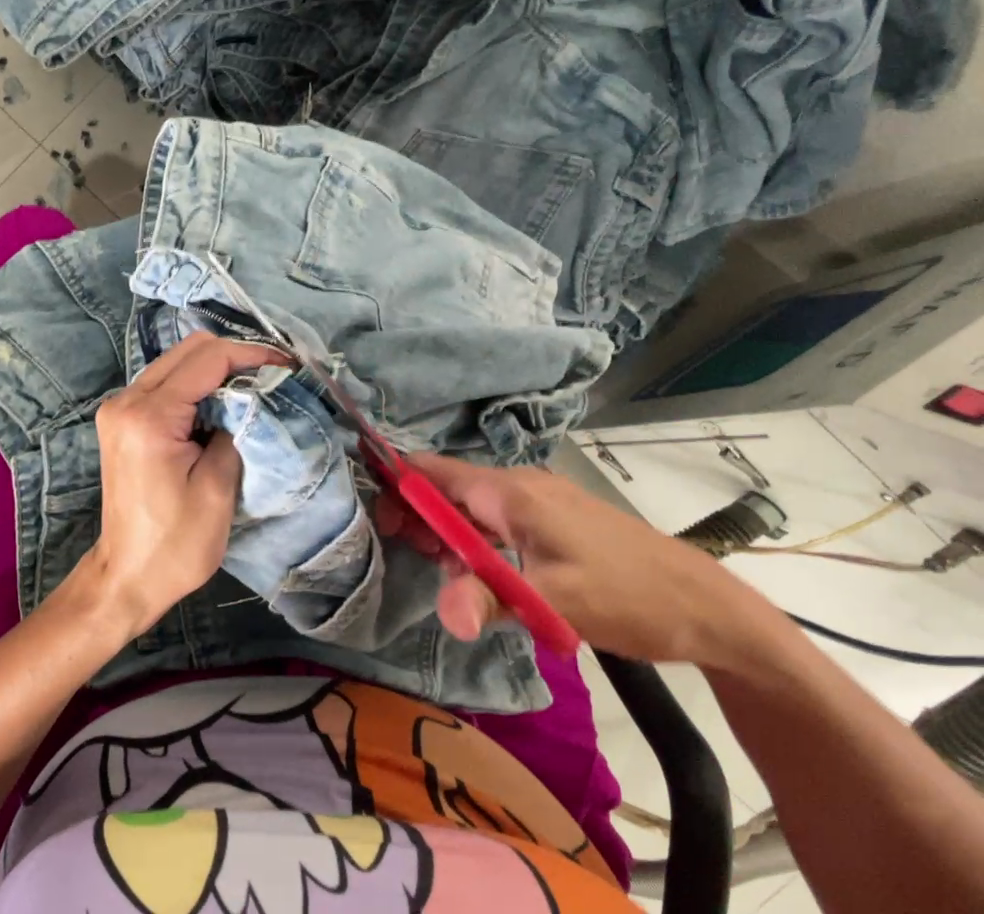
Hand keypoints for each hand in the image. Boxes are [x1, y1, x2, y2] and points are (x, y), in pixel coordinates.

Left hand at [82, 332, 288, 632]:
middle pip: (187, 351)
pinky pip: (163, 386)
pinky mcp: (121, 422)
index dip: (252, 356)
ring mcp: (118, 410)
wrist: (128, 574)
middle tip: (275, 379)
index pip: (207, 359)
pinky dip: (195, 388)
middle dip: (235, 358)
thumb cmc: (176, 543)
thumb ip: (237, 431)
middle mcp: (125, 401)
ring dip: (215, 372)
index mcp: (148, 416)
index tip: (289, 368)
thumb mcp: (218, 488)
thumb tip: (255, 399)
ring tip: (256, 393)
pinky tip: (223, 408)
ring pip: (174, 364)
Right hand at [373, 452, 755, 663]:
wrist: (711, 612)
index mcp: (511, 492)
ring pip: (466, 509)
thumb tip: (445, 615)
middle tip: (415, 561)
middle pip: (442, 489)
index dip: (392, 485)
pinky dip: (471, 545)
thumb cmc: (631, 596)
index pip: (430, 470)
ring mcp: (536, 505)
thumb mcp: (557, 602)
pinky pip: (491, 524)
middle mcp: (518, 487)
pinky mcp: (550, 525)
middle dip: (416, 519)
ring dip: (446, 538)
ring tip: (449, 576)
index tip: (375, 521)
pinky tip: (479, 576)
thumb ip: (493, 600)